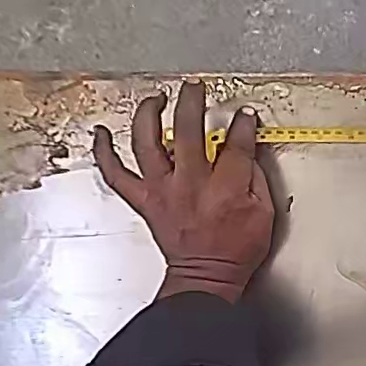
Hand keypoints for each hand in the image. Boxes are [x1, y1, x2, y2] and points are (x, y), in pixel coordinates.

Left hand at [93, 82, 275, 303]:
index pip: (235, 144)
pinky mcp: (145, 201)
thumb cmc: (236, 251)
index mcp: (225, 189)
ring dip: (150, 114)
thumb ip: (256, 180)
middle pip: (188, 130)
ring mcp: (163, 191)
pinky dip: (105, 152)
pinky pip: (117, 174)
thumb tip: (248, 153)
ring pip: (148, 142)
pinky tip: (102, 133)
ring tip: (156, 98)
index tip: (246, 115)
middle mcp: (190, 184)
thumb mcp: (264, 215)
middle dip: (193, 102)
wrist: (207, 278)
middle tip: (196, 88)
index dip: (242, 124)